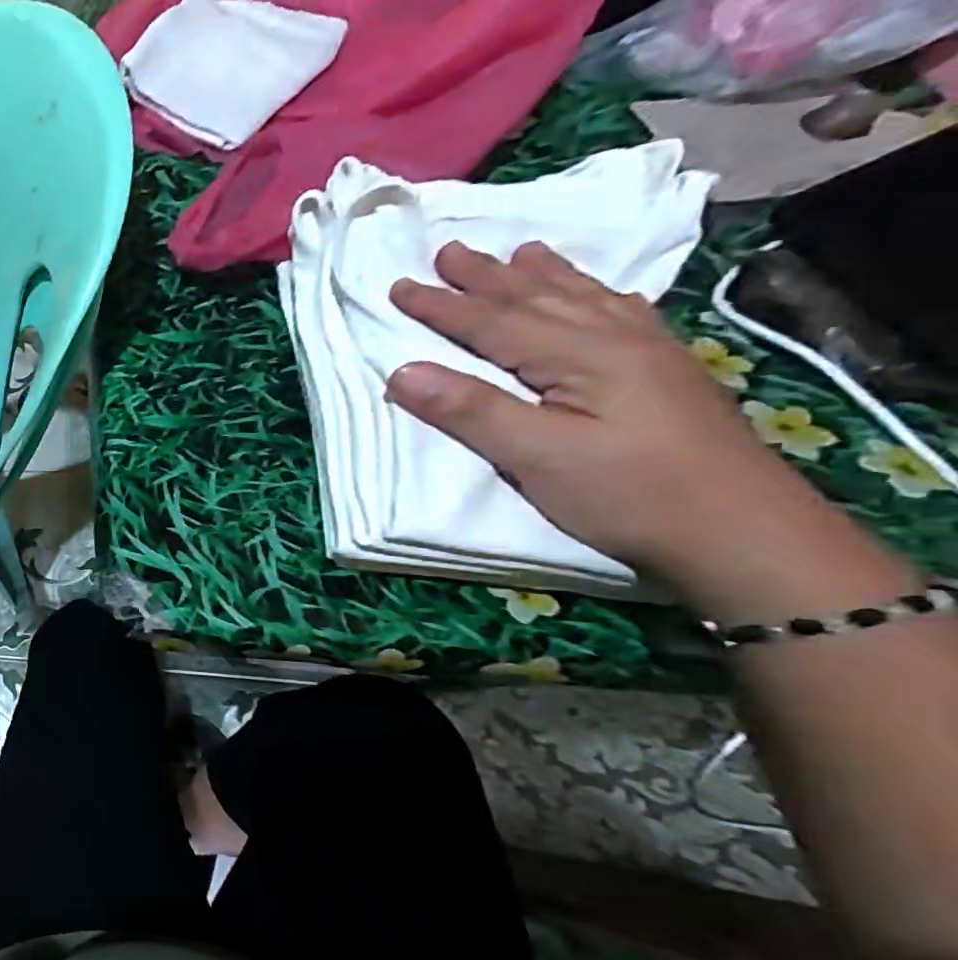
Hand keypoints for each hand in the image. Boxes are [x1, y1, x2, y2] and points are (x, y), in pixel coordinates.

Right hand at [384, 241, 903, 616]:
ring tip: (518, 251)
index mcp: (581, 356)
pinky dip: (595, 295)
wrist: (741, 529)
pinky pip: (622, 314)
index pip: (494, 322)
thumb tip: (403, 371)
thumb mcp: (537, 457)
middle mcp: (616, 340)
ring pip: (583, 299)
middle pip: (538, 298)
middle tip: (448, 249)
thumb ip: (471, 411)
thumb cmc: (628, 494)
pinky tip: (597, 293)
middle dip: (487, 276)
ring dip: (542, 275)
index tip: (400, 285)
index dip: (443, 306)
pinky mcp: (666, 374)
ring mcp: (649, 354)